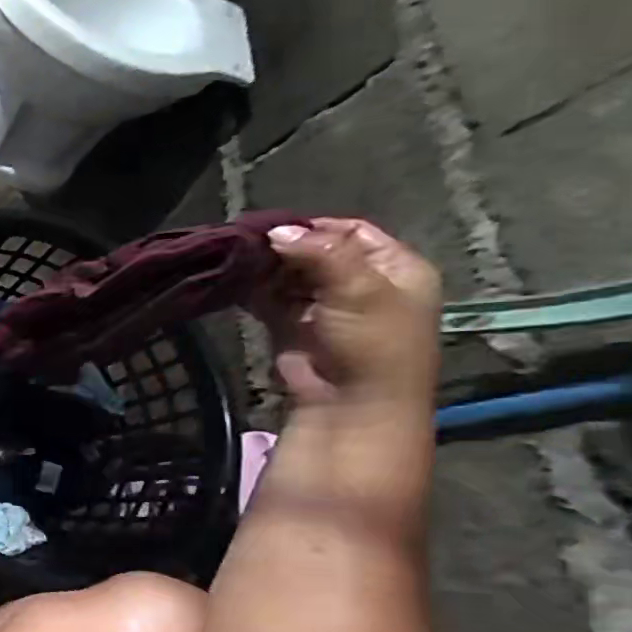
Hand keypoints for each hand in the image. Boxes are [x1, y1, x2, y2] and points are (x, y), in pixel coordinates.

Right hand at [255, 218, 440, 406]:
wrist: (350, 404)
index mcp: (394, 268)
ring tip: (240, 264)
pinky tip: (236, 283)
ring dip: (266, 270)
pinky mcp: (292, 325)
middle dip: (284, 249)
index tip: (276, 227)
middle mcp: (359, 283)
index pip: (352, 231)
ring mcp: (323, 306)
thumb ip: (320, 253)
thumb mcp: (359, 288)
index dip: (315, 228)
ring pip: (289, 275)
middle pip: (316, 252)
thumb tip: (276, 231)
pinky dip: (254, 291)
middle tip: (249, 245)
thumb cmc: (371, 342)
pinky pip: (270, 299)